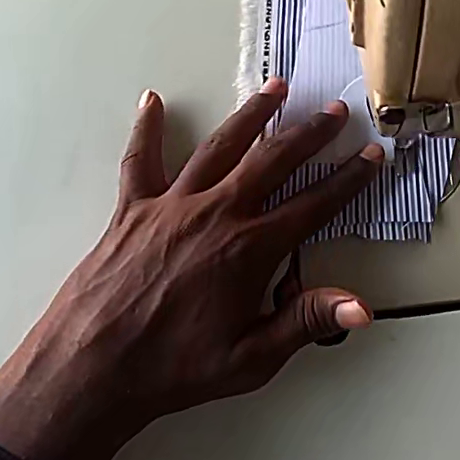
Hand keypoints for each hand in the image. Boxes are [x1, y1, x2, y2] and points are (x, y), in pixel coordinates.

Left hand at [0, 79, 384, 459]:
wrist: (90, 371)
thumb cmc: (174, 369)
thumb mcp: (252, 358)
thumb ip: (306, 322)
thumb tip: (361, 307)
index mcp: (250, 249)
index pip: (314, 204)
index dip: (349, 179)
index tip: (370, 156)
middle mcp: (217, 214)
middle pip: (274, 161)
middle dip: (310, 134)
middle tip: (334, 111)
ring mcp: (172, 205)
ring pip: (221, 146)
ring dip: (252, 115)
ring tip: (275, 89)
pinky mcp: (132, 209)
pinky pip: (141, 159)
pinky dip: (148, 129)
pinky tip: (153, 102)